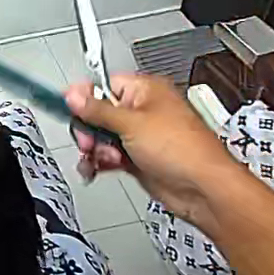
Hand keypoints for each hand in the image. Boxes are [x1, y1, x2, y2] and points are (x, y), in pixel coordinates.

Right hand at [66, 73, 248, 229]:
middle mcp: (143, 111)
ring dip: (95, 148)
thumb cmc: (185, 150)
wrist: (203, 189)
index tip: (70, 107)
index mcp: (146, 91)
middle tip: (88, 139)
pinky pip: (109, 155)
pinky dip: (100, 162)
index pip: (105, 84)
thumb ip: (98, 110)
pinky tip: (97, 168)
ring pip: (102, 137)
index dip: (86, 96)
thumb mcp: (131, 124)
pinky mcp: (138, 158)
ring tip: (102, 157)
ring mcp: (141, 136)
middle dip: (89, 128)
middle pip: (99, 113)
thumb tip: (75, 94)